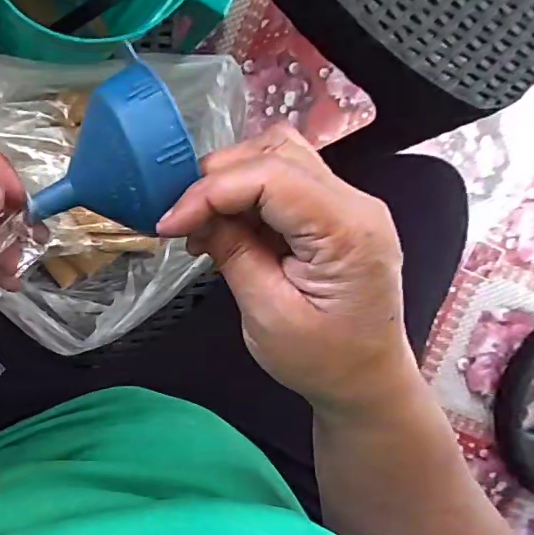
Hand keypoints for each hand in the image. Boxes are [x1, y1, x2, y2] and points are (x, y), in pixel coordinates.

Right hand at [155, 123, 418, 416]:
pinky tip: (221, 227)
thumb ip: (234, 255)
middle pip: (275, 153)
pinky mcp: (330, 214)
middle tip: (179, 221)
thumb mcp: (268, 314)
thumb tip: (196, 218)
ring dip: (229, 182)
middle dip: (216, 179)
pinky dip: (242, 195)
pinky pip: (281, 183)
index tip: (169, 223)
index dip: (210, 191)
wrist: (364, 381)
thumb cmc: (322, 360)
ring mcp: (345, 205)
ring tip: (199, 222)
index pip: (270, 177)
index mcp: (347, 230)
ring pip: (277, 157)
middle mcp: (354, 204)